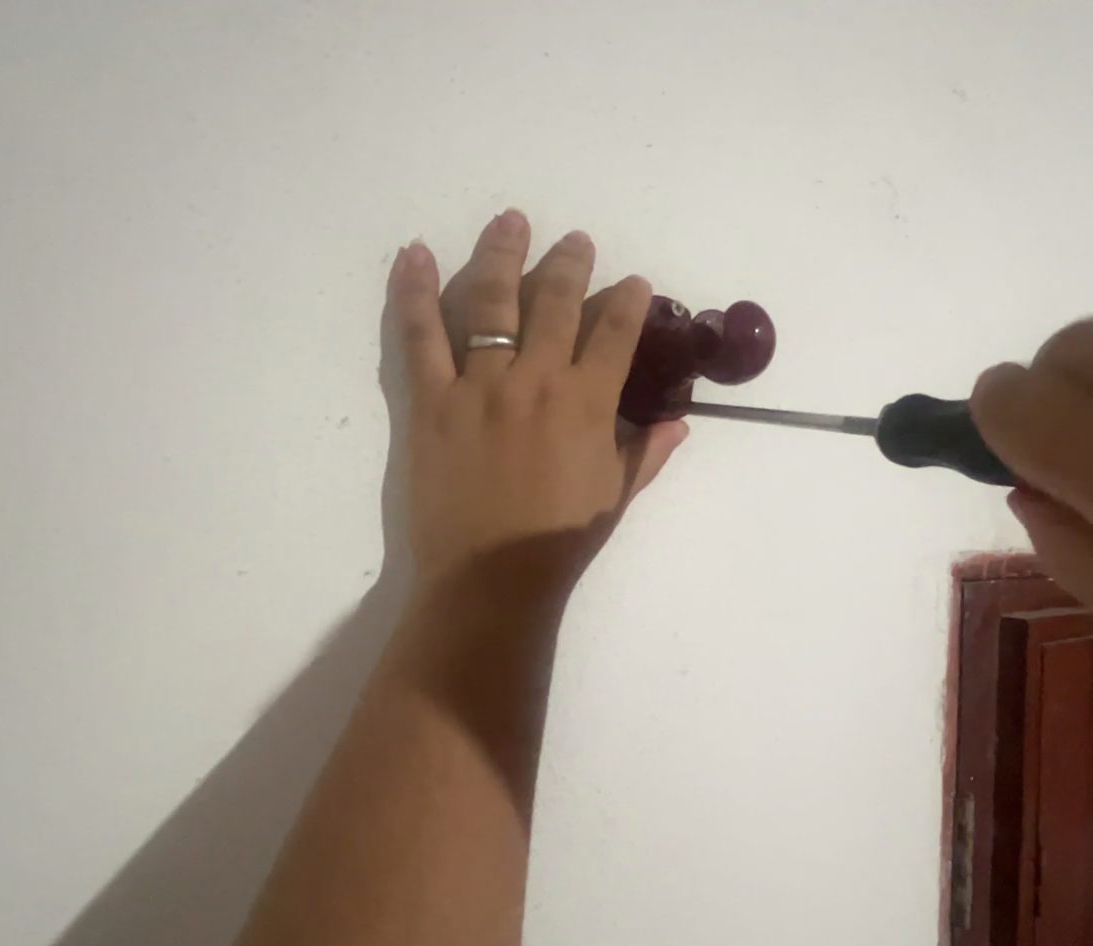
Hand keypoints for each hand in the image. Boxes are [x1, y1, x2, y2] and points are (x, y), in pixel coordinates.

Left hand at [386, 211, 688, 602]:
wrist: (491, 577)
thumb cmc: (560, 541)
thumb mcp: (616, 497)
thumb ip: (648, 454)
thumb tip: (679, 423)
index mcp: (587, 404)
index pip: (616, 334)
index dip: (629, 302)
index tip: (634, 282)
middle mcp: (536, 380)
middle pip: (557, 302)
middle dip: (571, 263)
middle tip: (577, 241)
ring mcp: (479, 385)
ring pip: (491, 301)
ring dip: (503, 253)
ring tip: (511, 221)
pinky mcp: (430, 400)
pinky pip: (419, 335)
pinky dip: (414, 291)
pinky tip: (414, 253)